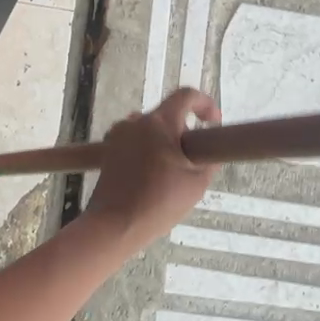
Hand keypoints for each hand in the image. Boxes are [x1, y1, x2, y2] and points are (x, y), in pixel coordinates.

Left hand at [84, 88, 221, 249]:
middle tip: (192, 159)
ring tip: (171, 171)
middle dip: (183, 131)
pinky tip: (151, 176)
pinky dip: (145, 151)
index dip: (205, 105)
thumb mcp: (197, 182)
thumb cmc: (159, 202)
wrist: (114, 225)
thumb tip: (208, 151)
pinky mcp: (106, 152)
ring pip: (147, 130)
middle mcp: (133, 122)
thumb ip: (208, 159)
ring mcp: (116, 136)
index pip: (186, 95)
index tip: (212, 125)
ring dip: (162, 142)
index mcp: (158, 122)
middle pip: (165, 115)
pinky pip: (132, 143)